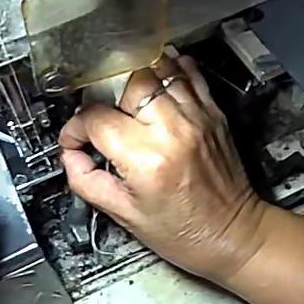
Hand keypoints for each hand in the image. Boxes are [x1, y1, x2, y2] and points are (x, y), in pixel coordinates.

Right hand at [58, 53, 273, 283]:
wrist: (232, 235)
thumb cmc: (182, 232)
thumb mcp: (123, 214)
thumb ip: (87, 180)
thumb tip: (70, 154)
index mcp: (146, 159)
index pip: (96, 118)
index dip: (76, 127)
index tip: (76, 139)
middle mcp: (173, 130)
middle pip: (126, 82)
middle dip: (104, 95)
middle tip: (102, 116)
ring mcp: (196, 117)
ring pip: (158, 69)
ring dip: (134, 77)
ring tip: (124, 96)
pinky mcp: (213, 113)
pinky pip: (189, 74)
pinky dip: (169, 69)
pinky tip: (156, 79)